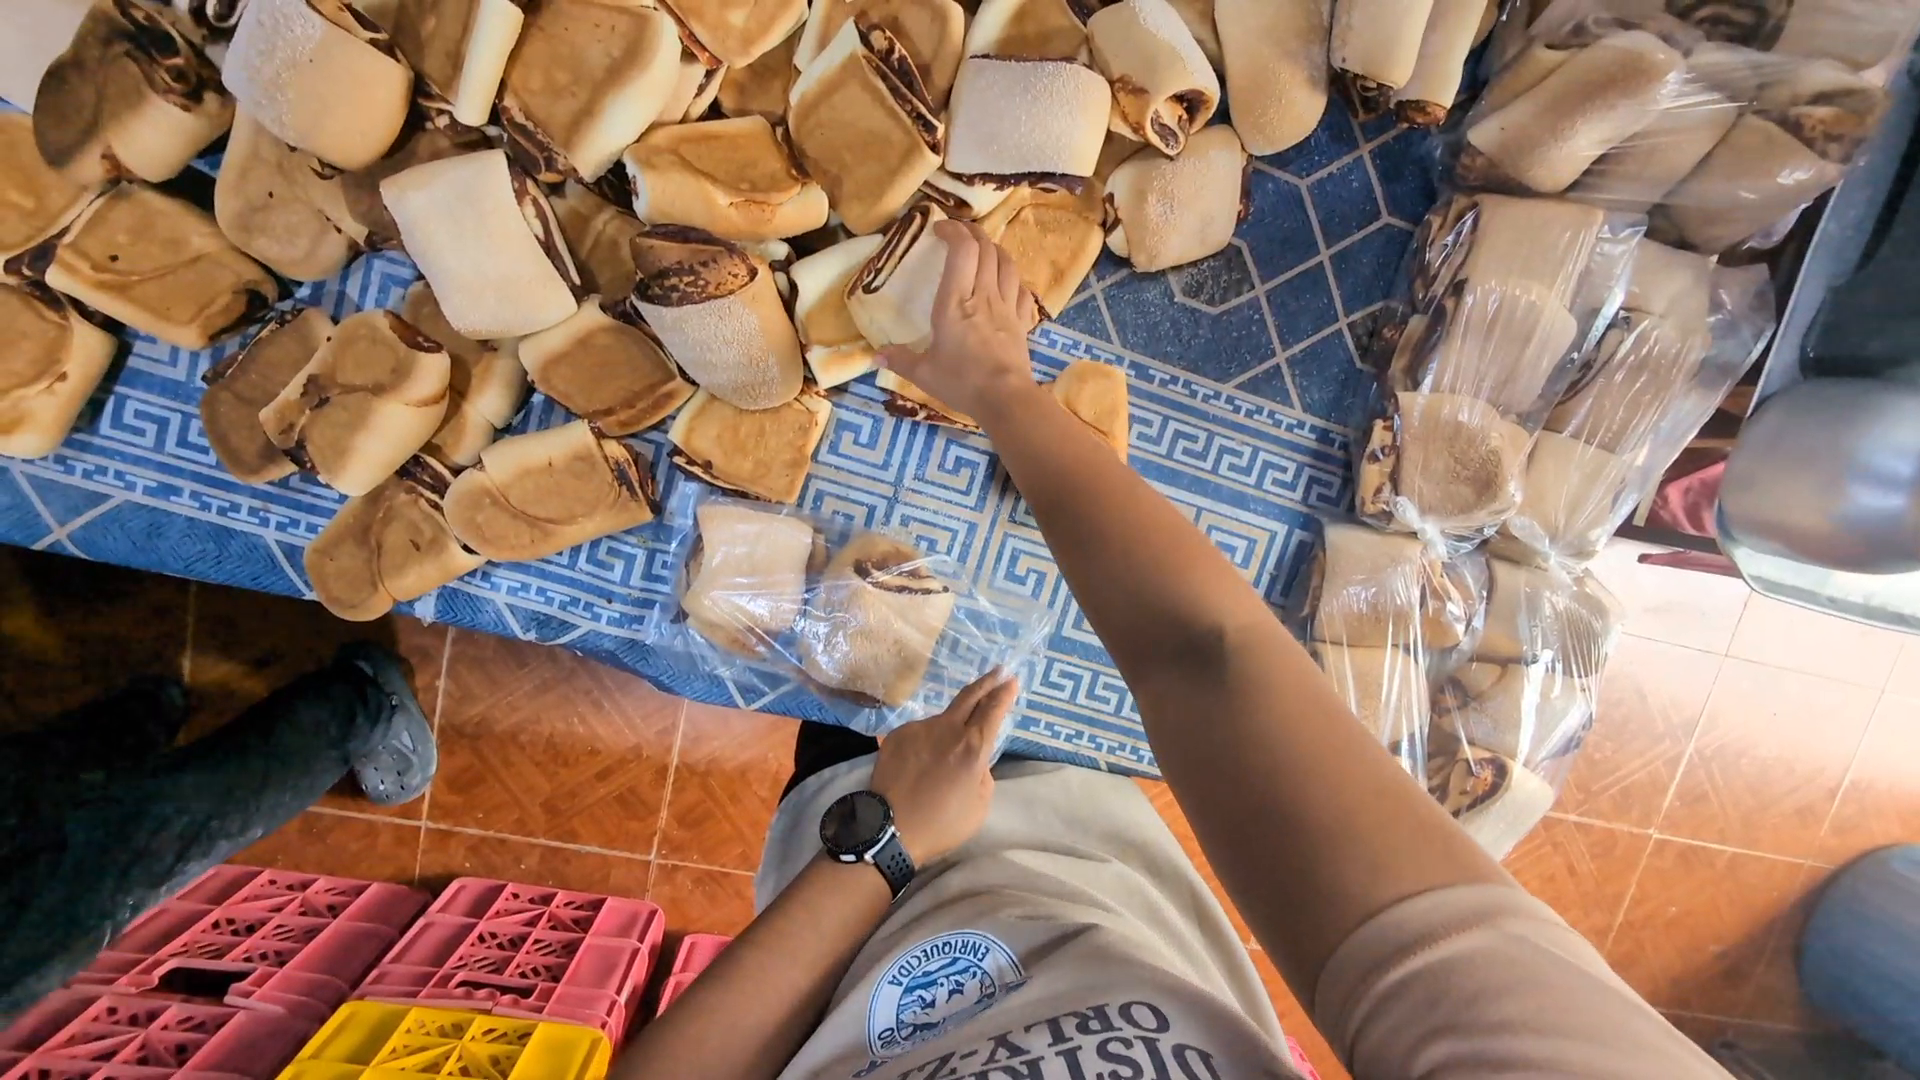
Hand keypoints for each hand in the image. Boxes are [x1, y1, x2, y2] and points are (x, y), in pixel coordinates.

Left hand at [868, 668, 1018, 864]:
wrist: (888, 830)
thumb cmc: (941, 824)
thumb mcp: (979, 805)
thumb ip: (983, 773)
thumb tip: (975, 758)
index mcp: (973, 747)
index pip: (994, 709)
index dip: (1005, 693)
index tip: (1011, 680)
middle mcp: (947, 729)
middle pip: (971, 695)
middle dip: (988, 682)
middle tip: (998, 672)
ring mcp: (919, 728)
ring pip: (943, 719)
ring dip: (951, 726)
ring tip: (946, 753)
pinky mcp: (898, 734)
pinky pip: (920, 733)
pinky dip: (927, 742)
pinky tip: (921, 763)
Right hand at [878, 220, 1041, 423]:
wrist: (1005, 399)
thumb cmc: (962, 383)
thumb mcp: (924, 373)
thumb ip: (900, 360)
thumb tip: (876, 355)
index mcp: (955, 302)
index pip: (961, 250)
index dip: (953, 231)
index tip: (939, 230)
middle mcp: (984, 296)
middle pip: (986, 249)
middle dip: (973, 233)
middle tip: (959, 234)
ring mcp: (1007, 308)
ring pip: (1007, 264)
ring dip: (995, 250)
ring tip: (984, 250)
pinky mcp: (1023, 323)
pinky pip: (1022, 291)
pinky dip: (1015, 279)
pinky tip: (1009, 283)